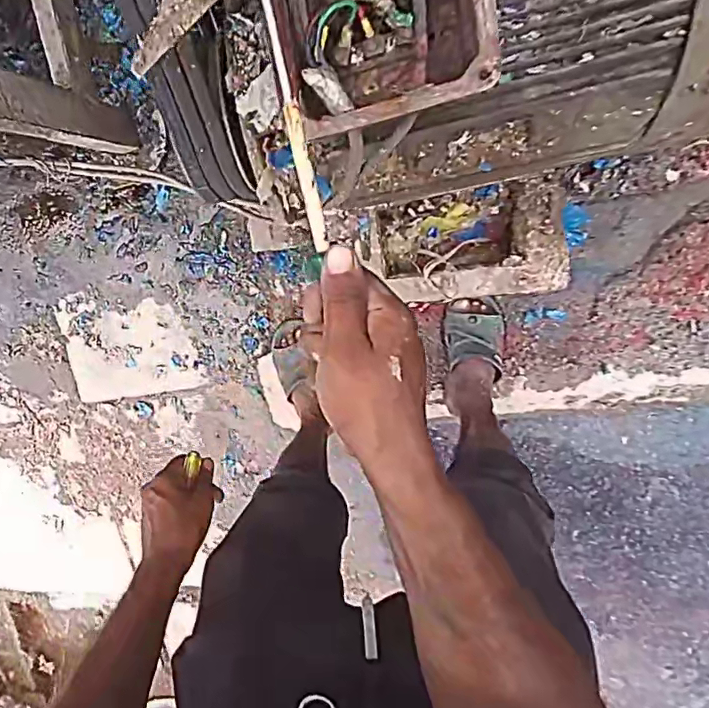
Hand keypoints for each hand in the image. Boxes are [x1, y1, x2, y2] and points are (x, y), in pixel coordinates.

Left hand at [139, 453, 216, 575]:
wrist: (166, 561)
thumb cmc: (182, 533)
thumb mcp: (203, 499)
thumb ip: (205, 478)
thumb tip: (205, 465)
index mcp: (163, 479)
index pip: (183, 460)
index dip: (199, 466)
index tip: (208, 475)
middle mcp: (152, 488)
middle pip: (177, 476)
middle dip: (195, 484)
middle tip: (208, 494)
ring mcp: (148, 503)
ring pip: (172, 491)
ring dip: (187, 496)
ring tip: (200, 510)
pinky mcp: (149, 517)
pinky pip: (166, 504)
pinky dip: (178, 508)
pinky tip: (189, 521)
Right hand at [306, 246, 432, 466]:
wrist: (388, 453)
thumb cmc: (366, 404)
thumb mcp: (342, 345)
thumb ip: (339, 298)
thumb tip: (339, 254)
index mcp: (389, 314)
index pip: (354, 278)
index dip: (326, 294)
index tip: (314, 316)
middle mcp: (394, 328)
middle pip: (348, 303)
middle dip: (324, 321)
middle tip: (320, 347)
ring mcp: (389, 351)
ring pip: (345, 330)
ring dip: (326, 345)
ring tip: (326, 369)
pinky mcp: (382, 372)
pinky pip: (351, 354)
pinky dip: (336, 363)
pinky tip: (332, 382)